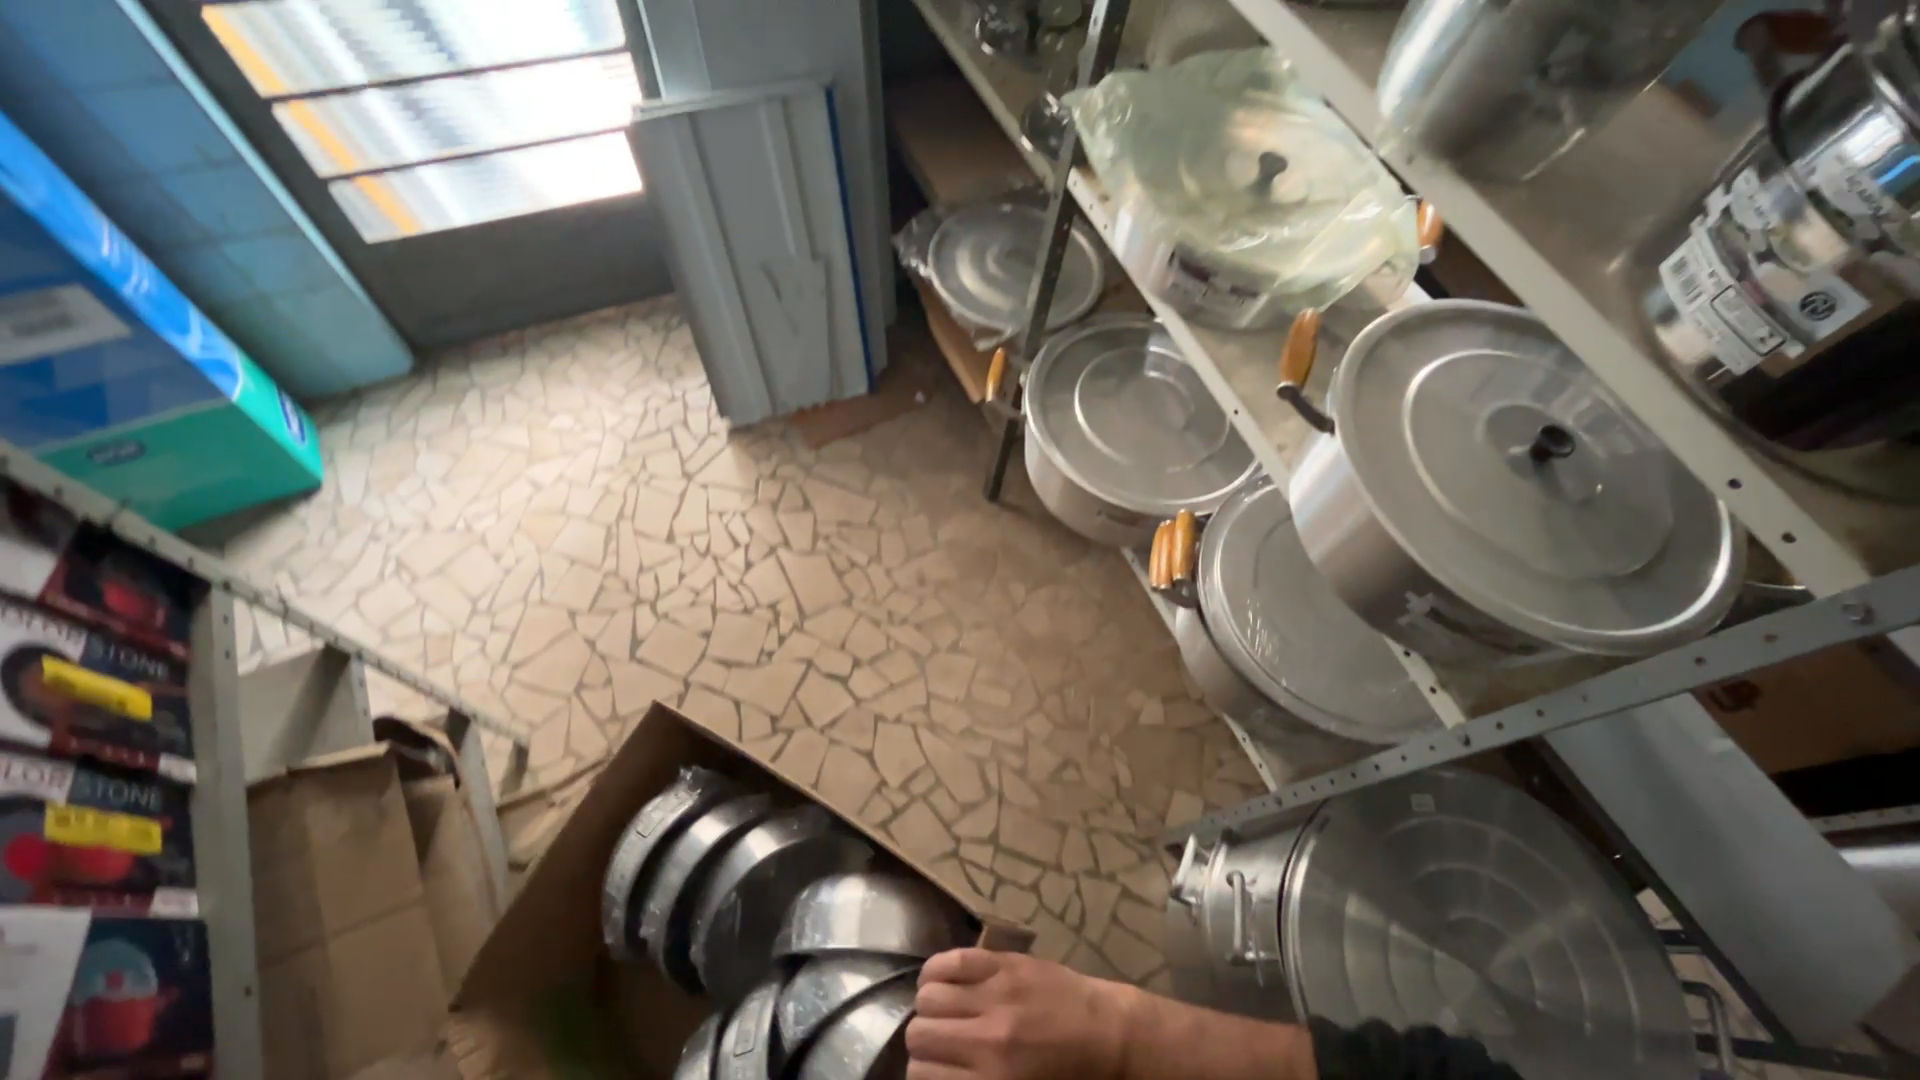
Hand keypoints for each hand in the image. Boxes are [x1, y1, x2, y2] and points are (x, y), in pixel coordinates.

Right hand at [905, 949, 1137, 1079]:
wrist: (1108, 1035)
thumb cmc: (1065, 1076)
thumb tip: (933, 1074)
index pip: (921, 1073)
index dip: (923, 1072)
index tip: (935, 1069)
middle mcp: (986, 1037)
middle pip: (919, 1034)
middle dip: (923, 1041)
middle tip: (939, 1042)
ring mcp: (994, 994)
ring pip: (927, 996)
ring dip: (929, 1006)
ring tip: (943, 1011)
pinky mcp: (1003, 963)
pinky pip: (950, 960)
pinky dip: (936, 971)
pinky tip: (942, 981)